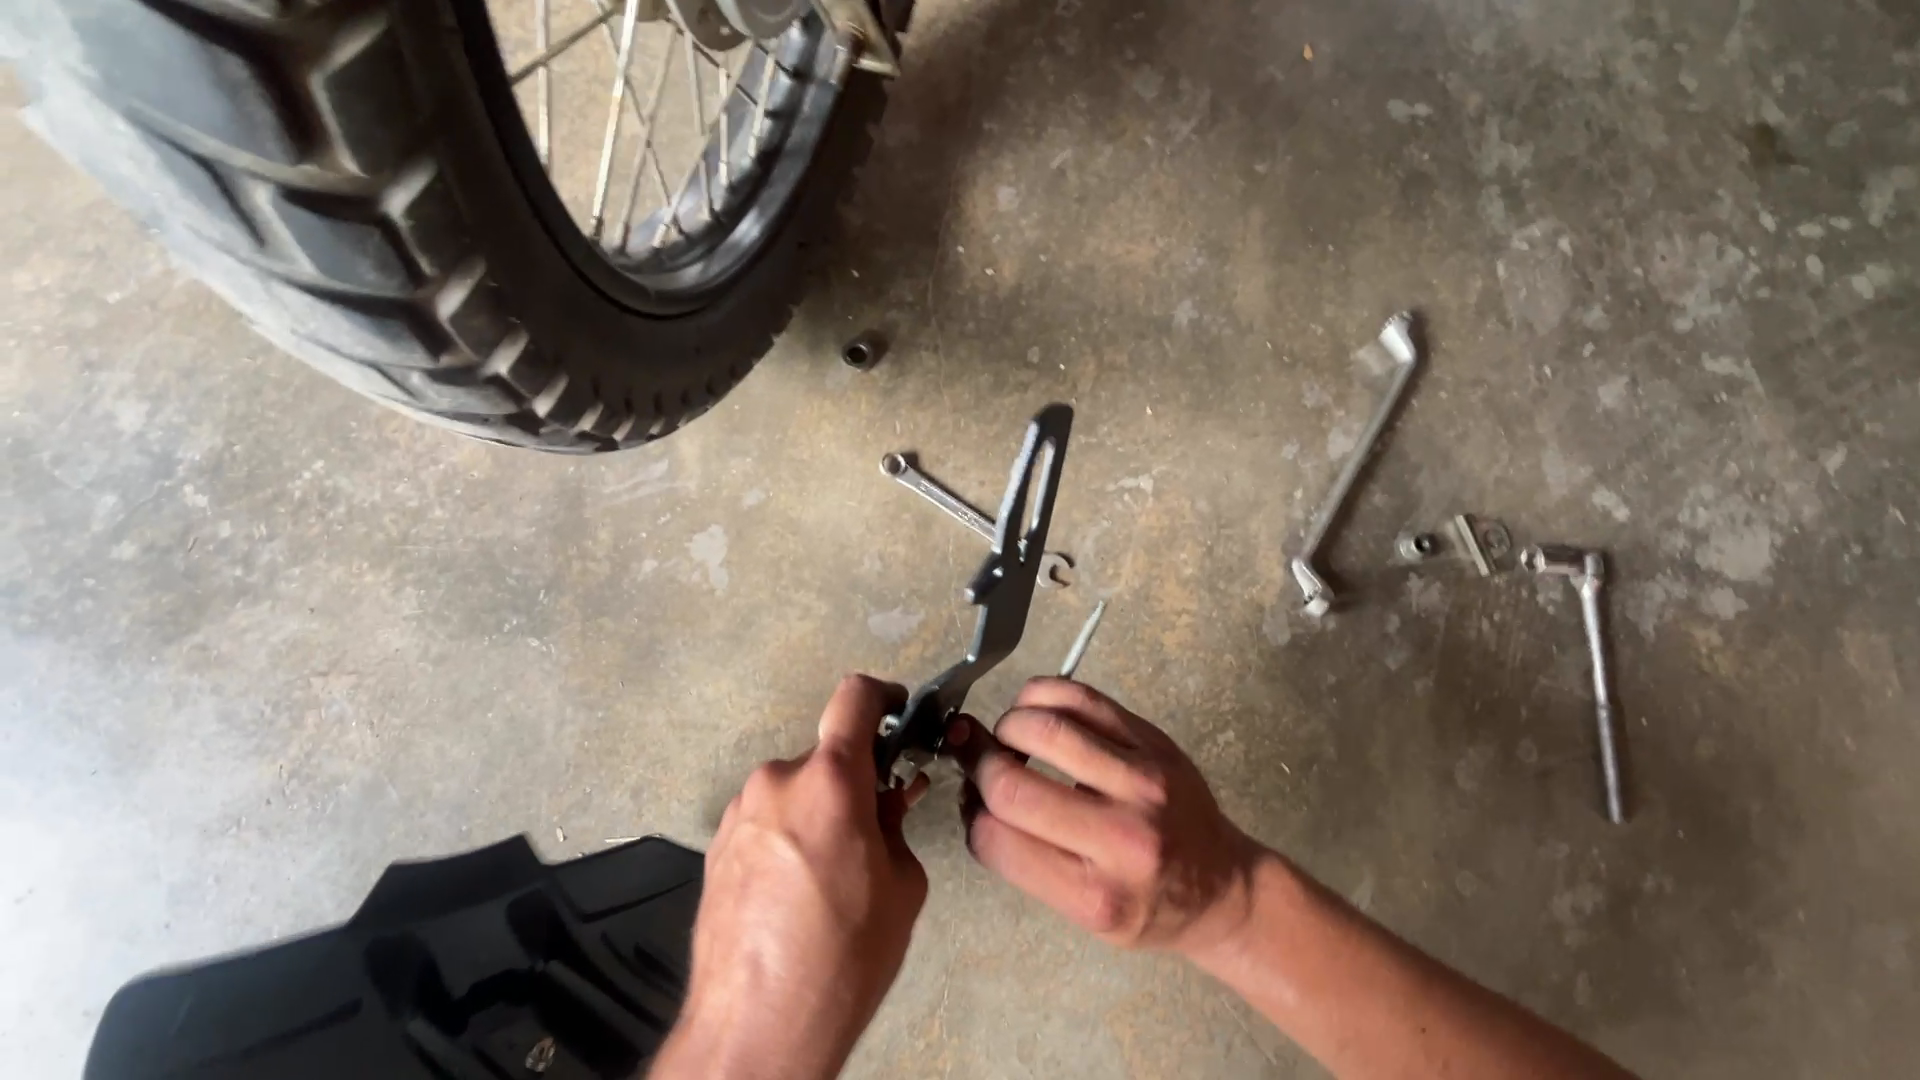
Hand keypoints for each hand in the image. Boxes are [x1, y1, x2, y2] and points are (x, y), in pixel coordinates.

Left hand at [651, 676, 929, 1079]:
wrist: (755, 1028)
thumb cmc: (841, 959)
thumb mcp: (902, 887)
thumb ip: (895, 825)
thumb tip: (886, 805)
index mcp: (830, 781)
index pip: (854, 697)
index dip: (881, 696)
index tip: (895, 712)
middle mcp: (777, 781)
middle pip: (827, 757)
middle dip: (854, 784)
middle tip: (874, 828)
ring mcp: (739, 812)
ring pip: (795, 790)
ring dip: (819, 811)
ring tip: (832, 873)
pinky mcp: (716, 845)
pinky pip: (766, 819)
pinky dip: (789, 834)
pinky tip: (797, 890)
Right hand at [947, 678, 1259, 956]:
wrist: (1221, 886)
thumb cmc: (1143, 905)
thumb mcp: (1079, 910)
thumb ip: (1021, 853)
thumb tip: (969, 785)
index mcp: (1094, 894)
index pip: (993, 838)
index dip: (972, 814)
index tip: (977, 804)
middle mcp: (1121, 837)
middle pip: (1009, 785)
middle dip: (981, 767)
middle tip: (986, 763)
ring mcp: (1143, 781)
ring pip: (1043, 728)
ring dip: (1009, 726)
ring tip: (1013, 737)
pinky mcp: (1154, 741)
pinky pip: (1080, 697)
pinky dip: (1042, 696)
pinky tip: (1037, 711)